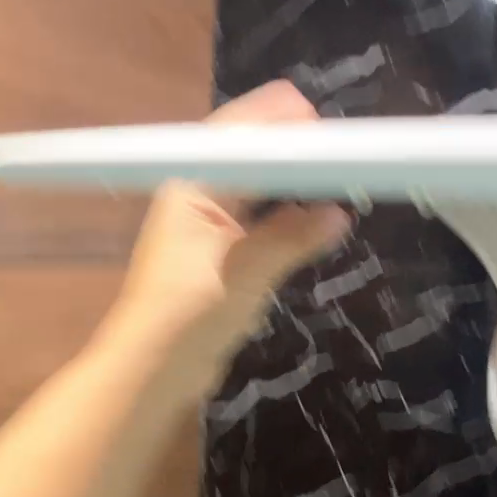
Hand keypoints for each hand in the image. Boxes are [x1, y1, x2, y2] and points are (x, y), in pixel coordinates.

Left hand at [101, 81, 350, 407]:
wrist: (153, 371)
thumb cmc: (188, 316)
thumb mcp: (244, 272)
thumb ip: (291, 237)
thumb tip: (340, 213)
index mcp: (193, 184)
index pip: (241, 134)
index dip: (283, 125)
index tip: (328, 130)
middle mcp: (199, 192)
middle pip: (251, 152)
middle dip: (294, 148)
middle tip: (344, 155)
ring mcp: (211, 220)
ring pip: (260, 182)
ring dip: (295, 179)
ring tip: (340, 177)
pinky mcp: (224, 248)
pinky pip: (263, 213)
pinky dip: (290, 209)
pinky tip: (319, 213)